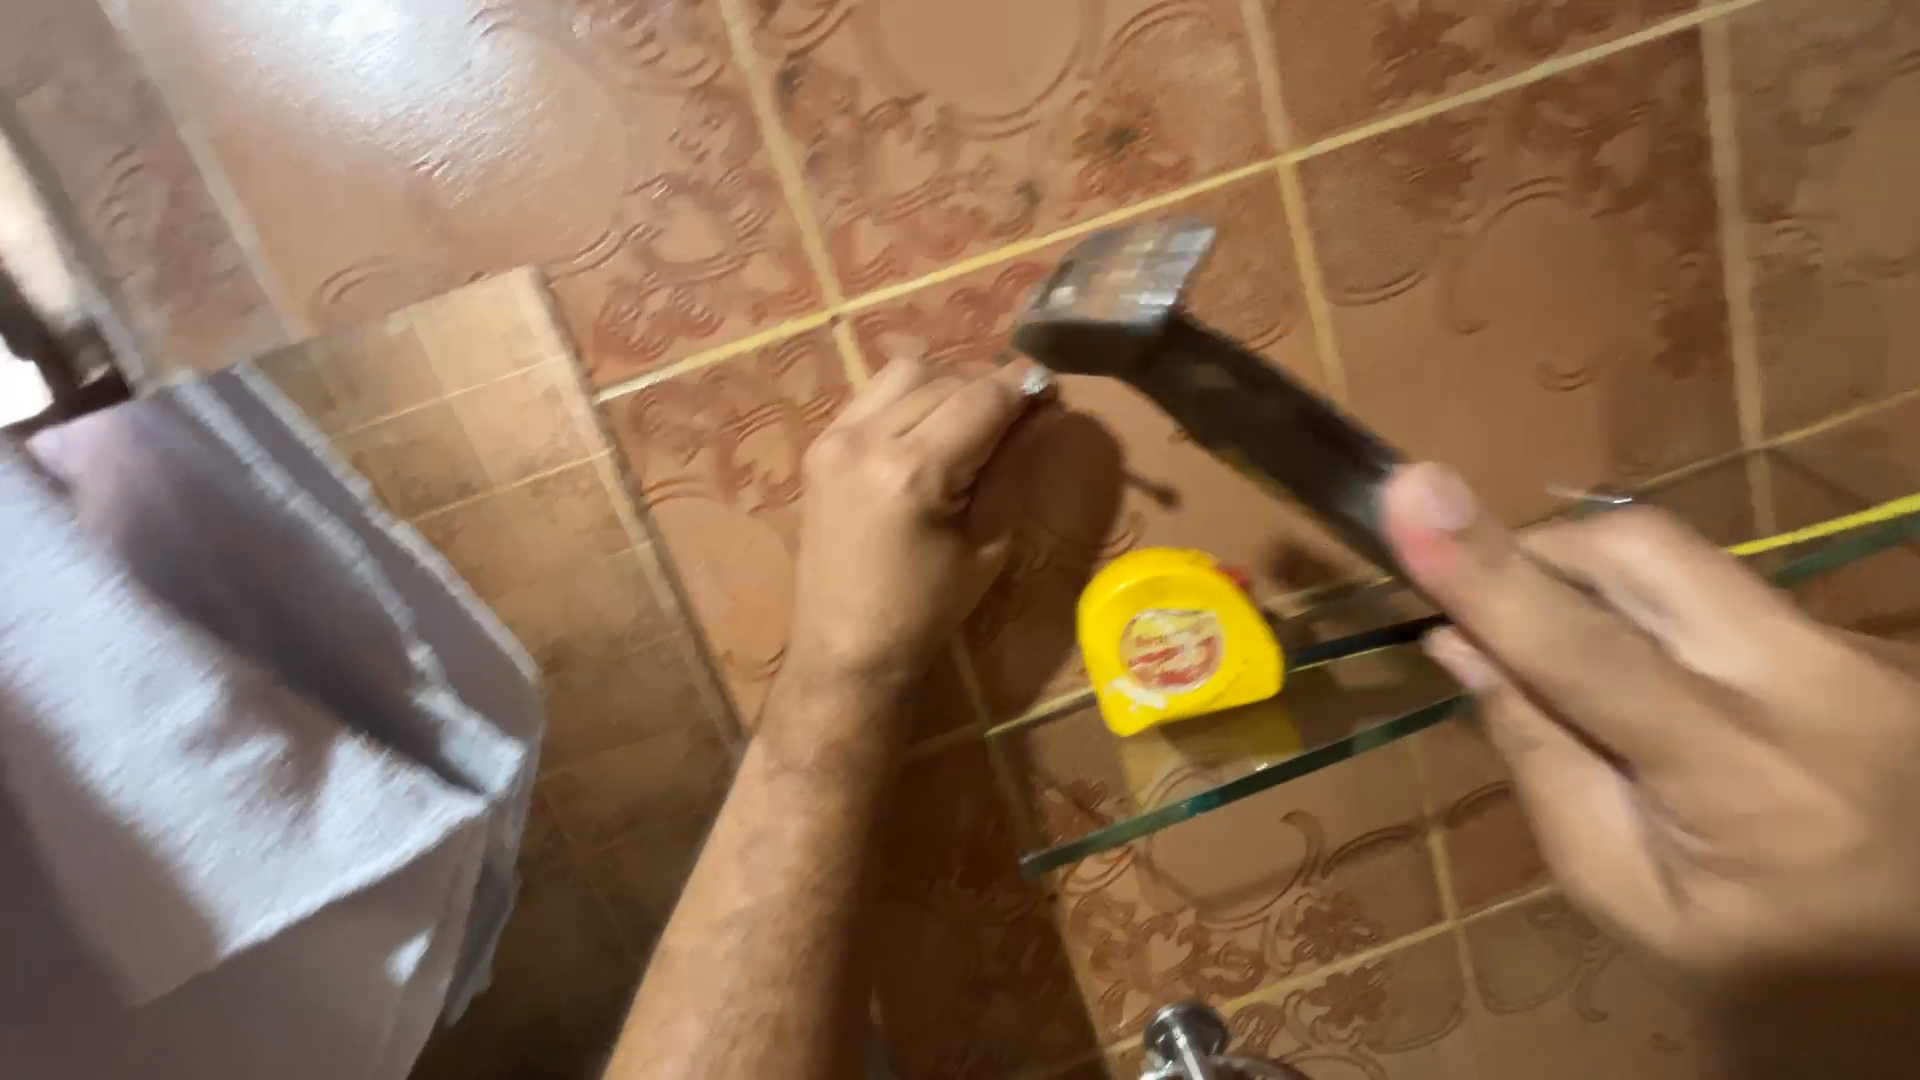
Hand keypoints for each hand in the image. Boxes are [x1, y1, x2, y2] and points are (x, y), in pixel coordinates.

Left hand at [780, 356, 1038, 703]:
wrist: (846, 645)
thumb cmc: (927, 609)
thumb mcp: (989, 545)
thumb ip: (1014, 467)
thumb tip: (1044, 411)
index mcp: (914, 471)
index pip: (983, 398)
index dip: (1024, 387)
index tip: (1049, 392)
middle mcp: (867, 439)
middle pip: (946, 378)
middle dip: (990, 388)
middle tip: (1017, 415)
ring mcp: (834, 438)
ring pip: (906, 372)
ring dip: (947, 384)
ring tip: (969, 420)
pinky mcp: (819, 445)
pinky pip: (872, 394)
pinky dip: (908, 397)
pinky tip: (926, 428)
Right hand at [1380, 463, 1919, 975]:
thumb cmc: (1760, 961)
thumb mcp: (1618, 887)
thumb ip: (1537, 758)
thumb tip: (1457, 641)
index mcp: (1748, 780)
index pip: (1583, 649)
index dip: (1486, 572)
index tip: (1410, 493)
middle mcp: (1820, 689)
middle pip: (1641, 550)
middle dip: (1536, 554)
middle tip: (1493, 611)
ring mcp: (1859, 653)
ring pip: (1676, 553)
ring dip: (1583, 579)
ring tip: (1565, 653)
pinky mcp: (1867, 639)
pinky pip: (1711, 585)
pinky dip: (1639, 608)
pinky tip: (1648, 676)